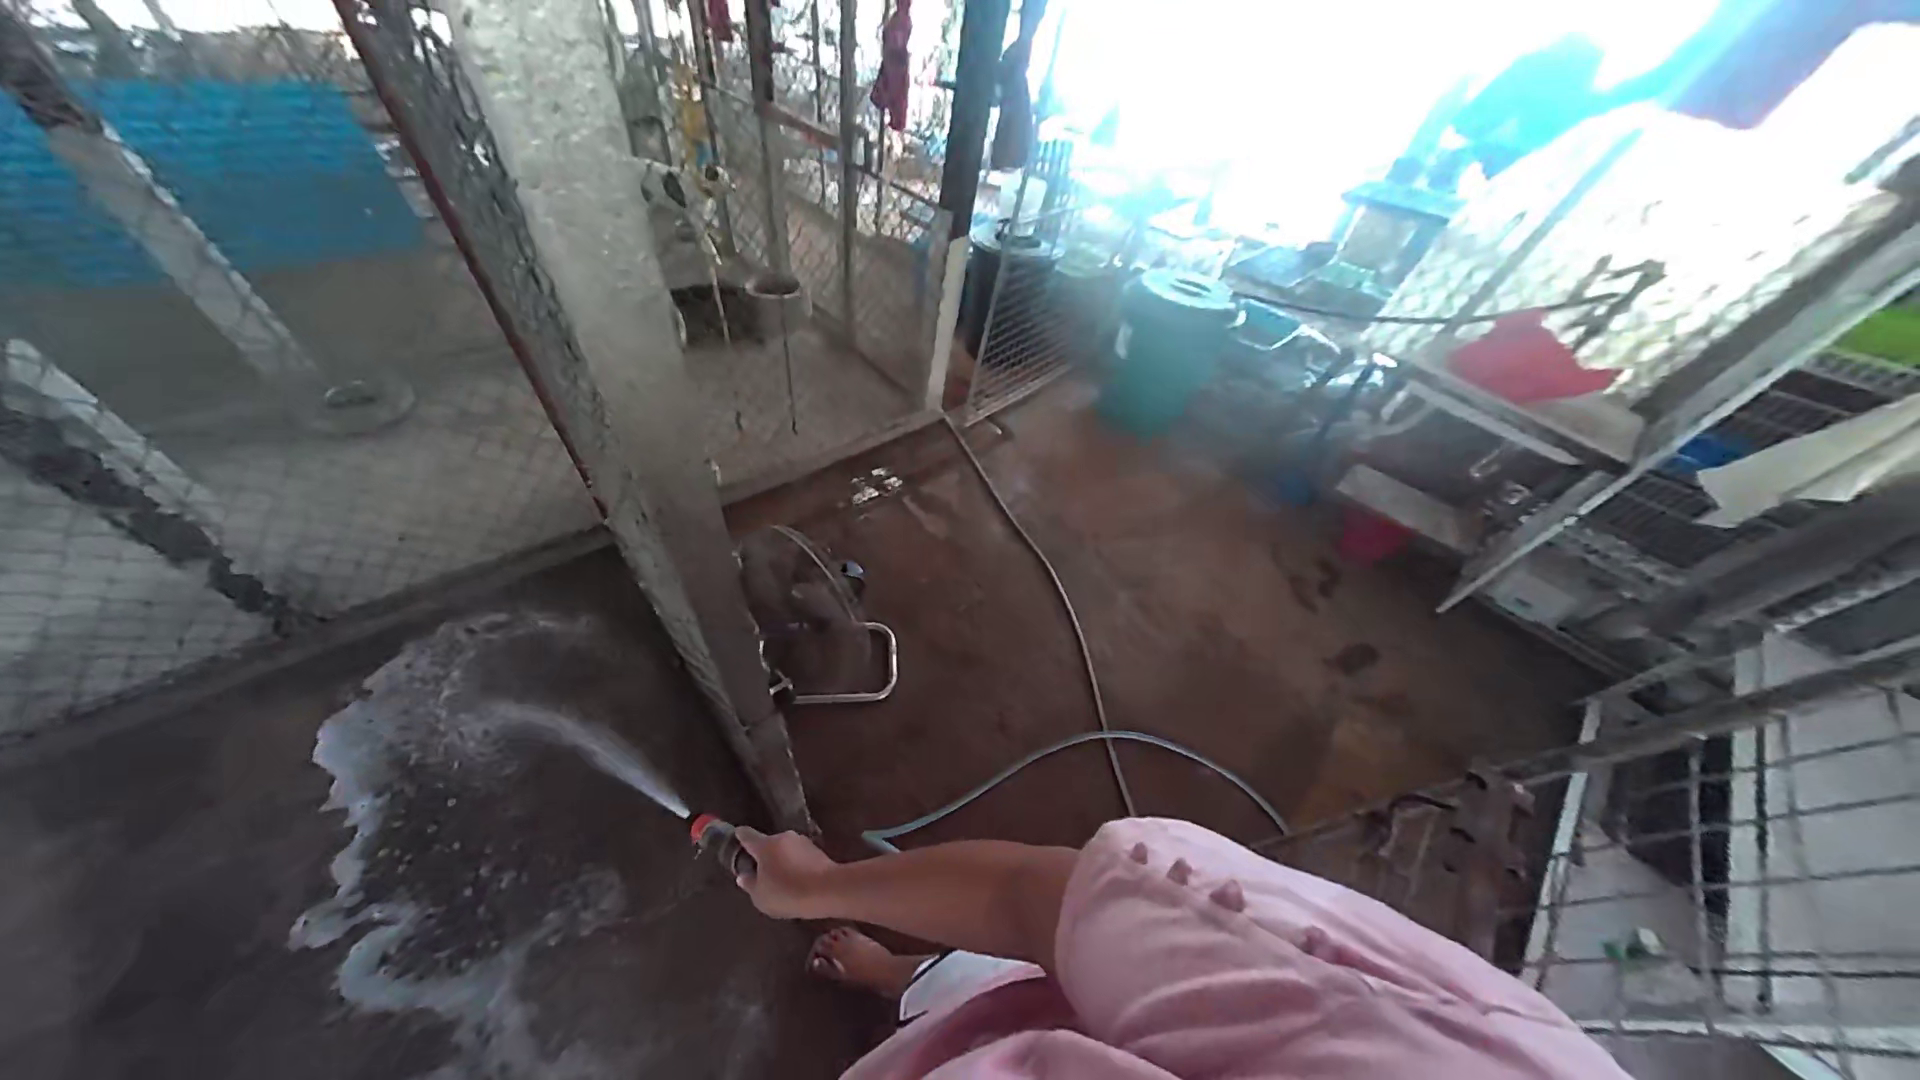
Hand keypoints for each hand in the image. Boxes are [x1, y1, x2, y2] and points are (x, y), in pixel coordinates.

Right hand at [733, 828, 837, 919]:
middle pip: (769, 843)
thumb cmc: (786, 892)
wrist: (826, 889)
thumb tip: (744, 875)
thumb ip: (750, 884)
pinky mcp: (816, 849)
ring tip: (781, 881)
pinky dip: (795, 865)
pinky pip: (799, 856)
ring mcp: (802, 841)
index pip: (748, 836)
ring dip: (781, 860)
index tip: (737, 834)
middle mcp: (784, 836)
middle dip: (764, 855)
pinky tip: (796, 881)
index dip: (741, 836)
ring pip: (785, 849)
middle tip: (761, 873)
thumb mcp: (760, 896)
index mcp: (766, 845)